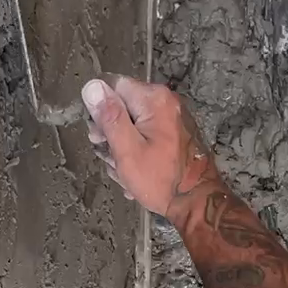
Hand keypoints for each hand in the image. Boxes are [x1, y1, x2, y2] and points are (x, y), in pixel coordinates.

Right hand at [83, 76, 223, 225]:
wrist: (195, 201)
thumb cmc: (161, 179)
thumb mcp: (127, 150)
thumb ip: (109, 117)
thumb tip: (91, 87)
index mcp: (153, 99)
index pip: (112, 86)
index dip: (100, 111)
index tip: (100, 137)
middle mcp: (165, 101)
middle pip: (121, 105)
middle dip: (110, 133)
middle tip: (112, 157)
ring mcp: (170, 116)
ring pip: (130, 123)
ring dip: (121, 147)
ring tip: (125, 169)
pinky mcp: (172, 131)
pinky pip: (144, 134)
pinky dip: (136, 151)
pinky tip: (136, 170)